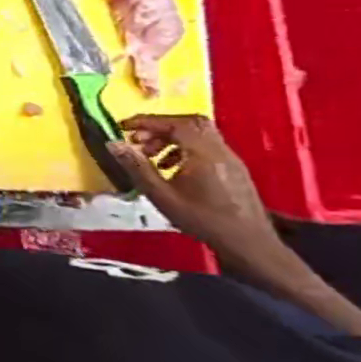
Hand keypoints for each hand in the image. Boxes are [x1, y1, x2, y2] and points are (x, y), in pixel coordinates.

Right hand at [108, 114, 278, 264]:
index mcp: (204, 155)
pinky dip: (183, 147)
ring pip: (200, 134)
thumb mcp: (160, 195)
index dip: (147, 121)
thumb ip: (137, 167)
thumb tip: (113, 144)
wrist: (246, 240)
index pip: (176, 125)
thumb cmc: (200, 219)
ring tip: (149, 154)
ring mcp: (230, 158)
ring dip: (170, 137)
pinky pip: (206, 146)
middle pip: (191, 123)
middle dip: (160, 126)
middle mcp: (220, 151)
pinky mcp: (232, 167)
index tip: (123, 126)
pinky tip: (169, 166)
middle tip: (136, 138)